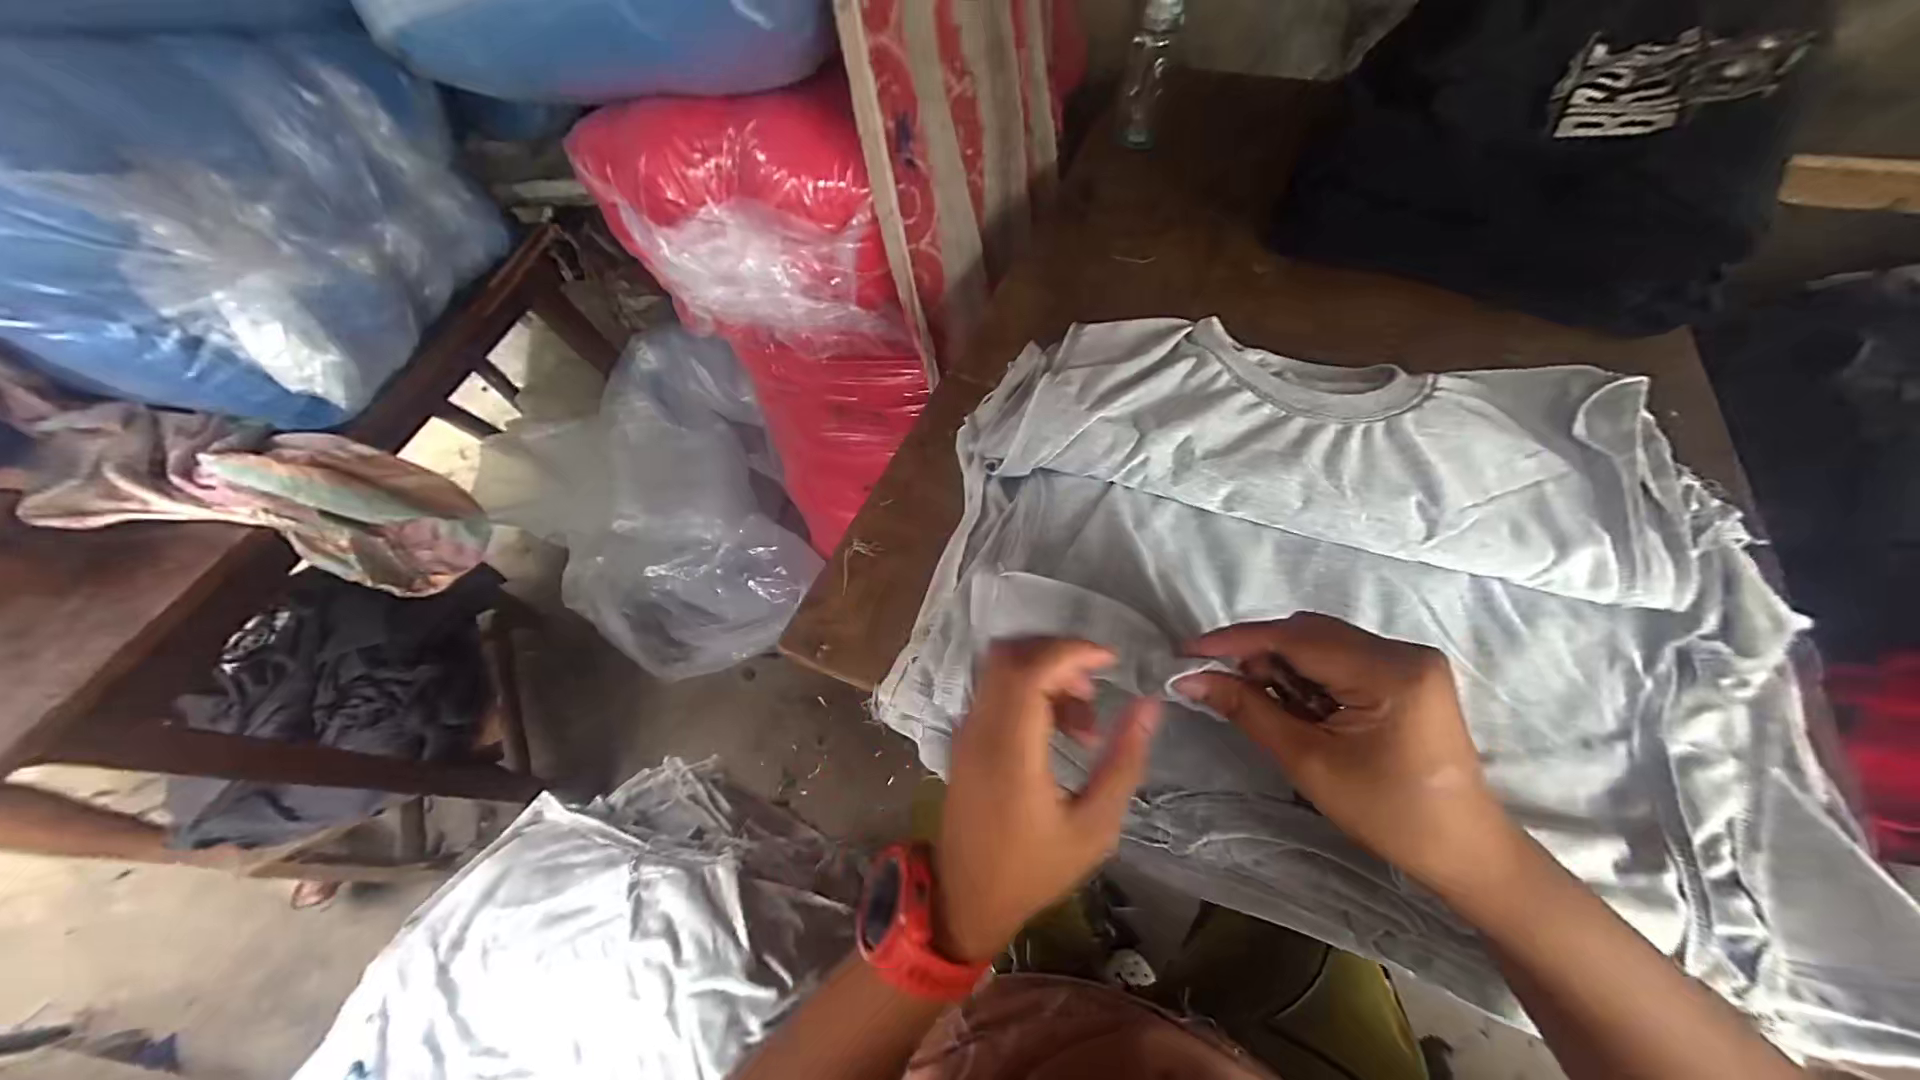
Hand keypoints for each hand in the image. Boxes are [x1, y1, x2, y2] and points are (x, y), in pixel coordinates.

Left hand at [933, 639, 1160, 962]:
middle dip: (1058, 657)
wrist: (967, 897)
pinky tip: (1057, 731)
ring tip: (1083, 724)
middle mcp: (980, 729)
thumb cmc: (1034, 869)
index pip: (1030, 671)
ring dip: (1045, 675)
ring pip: (1001, 670)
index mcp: (1010, 750)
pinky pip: (995, 692)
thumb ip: (1123, 761)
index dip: (1070, 652)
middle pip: (1010, 657)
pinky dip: (1028, 692)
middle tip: (1095, 688)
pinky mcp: (964, 739)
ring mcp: (966, 731)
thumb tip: (1149, 705)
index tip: (1111, 660)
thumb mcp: (1095, 826)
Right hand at [1174, 614, 1516, 894]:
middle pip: (1307, 633)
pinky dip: (1305, 676)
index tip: (1186, 650)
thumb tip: (1190, 679)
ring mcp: (1407, 659)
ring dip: (1281, 667)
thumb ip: (1247, 708)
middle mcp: (1402, 651)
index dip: (1235, 640)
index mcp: (1390, 671)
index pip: (1296, 637)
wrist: (1463, 851)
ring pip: (1318, 642)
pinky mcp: (1404, 673)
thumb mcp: (1307, 760)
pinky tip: (1297, 706)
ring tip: (1267, 706)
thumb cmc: (1387, 813)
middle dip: (1259, 656)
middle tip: (1223, 686)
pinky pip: (1337, 657)